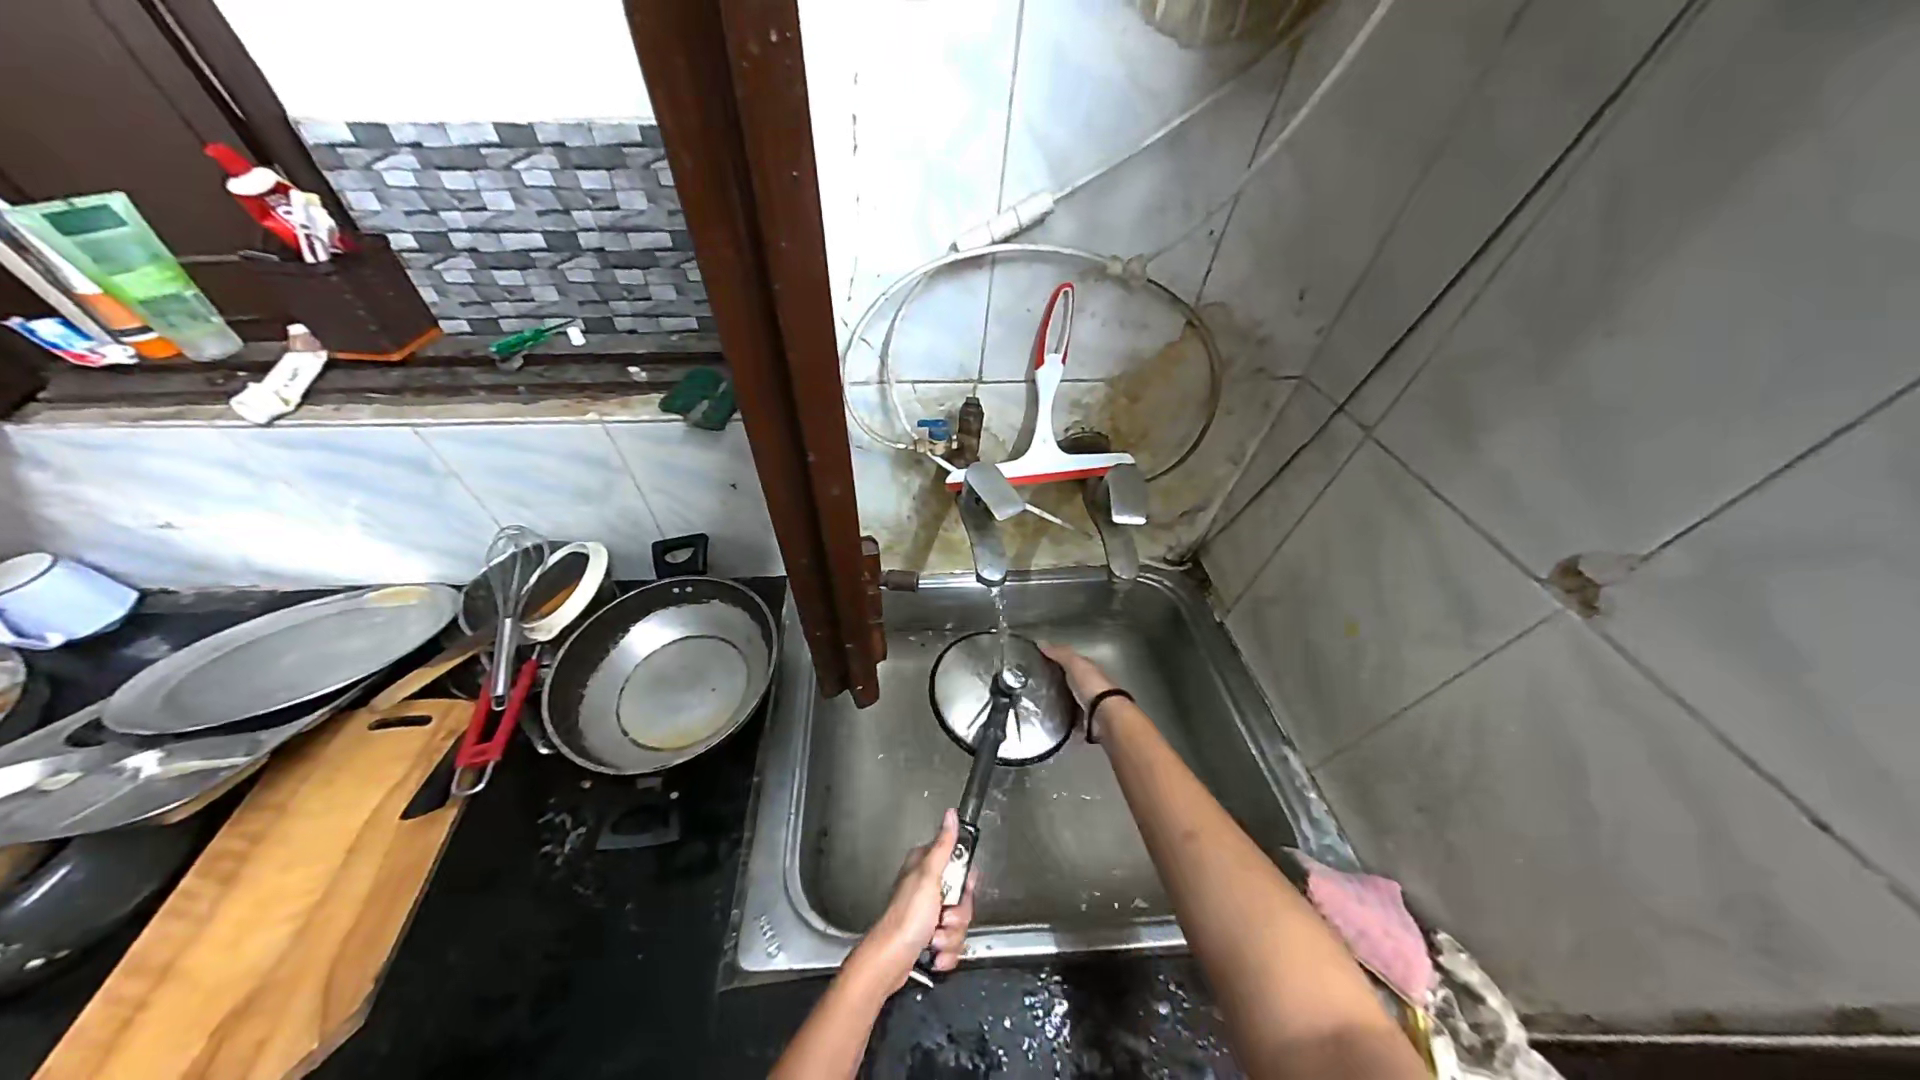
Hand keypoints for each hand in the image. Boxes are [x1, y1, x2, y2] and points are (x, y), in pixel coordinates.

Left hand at [849, 808, 978, 991]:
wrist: (891, 960)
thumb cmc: (906, 917)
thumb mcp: (928, 875)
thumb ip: (944, 845)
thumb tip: (951, 815)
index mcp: (927, 868)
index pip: (961, 866)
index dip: (965, 883)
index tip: (959, 890)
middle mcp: (928, 889)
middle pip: (964, 899)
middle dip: (958, 916)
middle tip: (943, 917)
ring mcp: (930, 914)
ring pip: (960, 924)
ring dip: (950, 937)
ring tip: (933, 938)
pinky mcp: (931, 938)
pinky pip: (954, 945)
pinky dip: (946, 954)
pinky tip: (934, 954)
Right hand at [1041, 643, 1123, 740]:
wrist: (1106, 716)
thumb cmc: (1092, 685)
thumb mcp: (1075, 664)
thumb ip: (1060, 654)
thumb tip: (1040, 641)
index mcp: (1089, 670)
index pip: (1073, 663)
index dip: (1059, 661)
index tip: (1040, 663)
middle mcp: (1090, 688)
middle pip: (1071, 684)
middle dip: (1056, 685)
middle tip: (1034, 686)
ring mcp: (1089, 707)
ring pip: (1070, 702)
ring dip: (1058, 704)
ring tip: (1037, 705)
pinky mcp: (1085, 724)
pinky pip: (1070, 721)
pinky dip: (1062, 722)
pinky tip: (1048, 721)